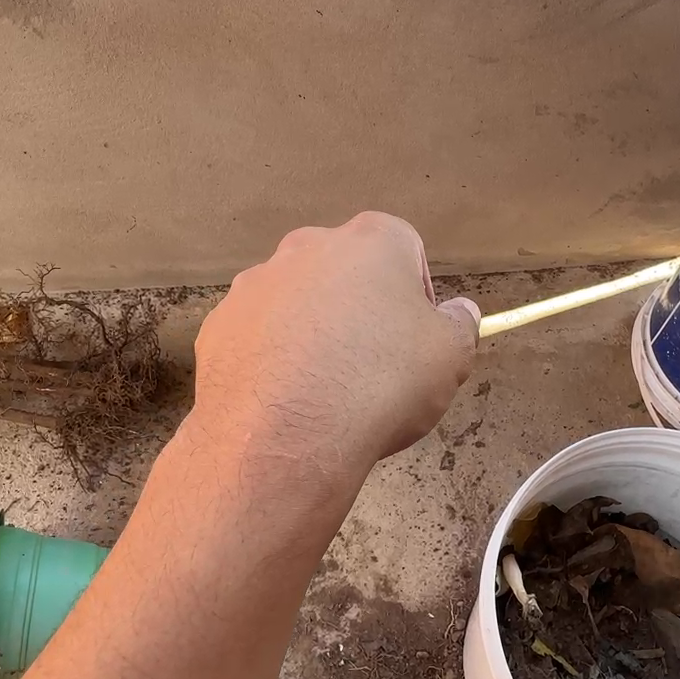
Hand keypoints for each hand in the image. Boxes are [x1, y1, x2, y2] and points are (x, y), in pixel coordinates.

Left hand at [191, 212, 479, 470]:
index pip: (406, 249)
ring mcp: (255, 284)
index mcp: (371, 241)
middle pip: (346, 272)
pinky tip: (286, 399)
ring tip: (325, 389)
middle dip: (360, 309)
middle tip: (372, 364)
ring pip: (298, 302)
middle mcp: (308, 247)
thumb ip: (460, 324)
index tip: (413, 339)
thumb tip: (459, 311)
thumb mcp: (450, 357)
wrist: (286, 437)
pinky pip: (259, 335)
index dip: (415, 295)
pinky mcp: (218, 325)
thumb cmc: (381, 383)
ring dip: (314, 332)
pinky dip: (274, 358)